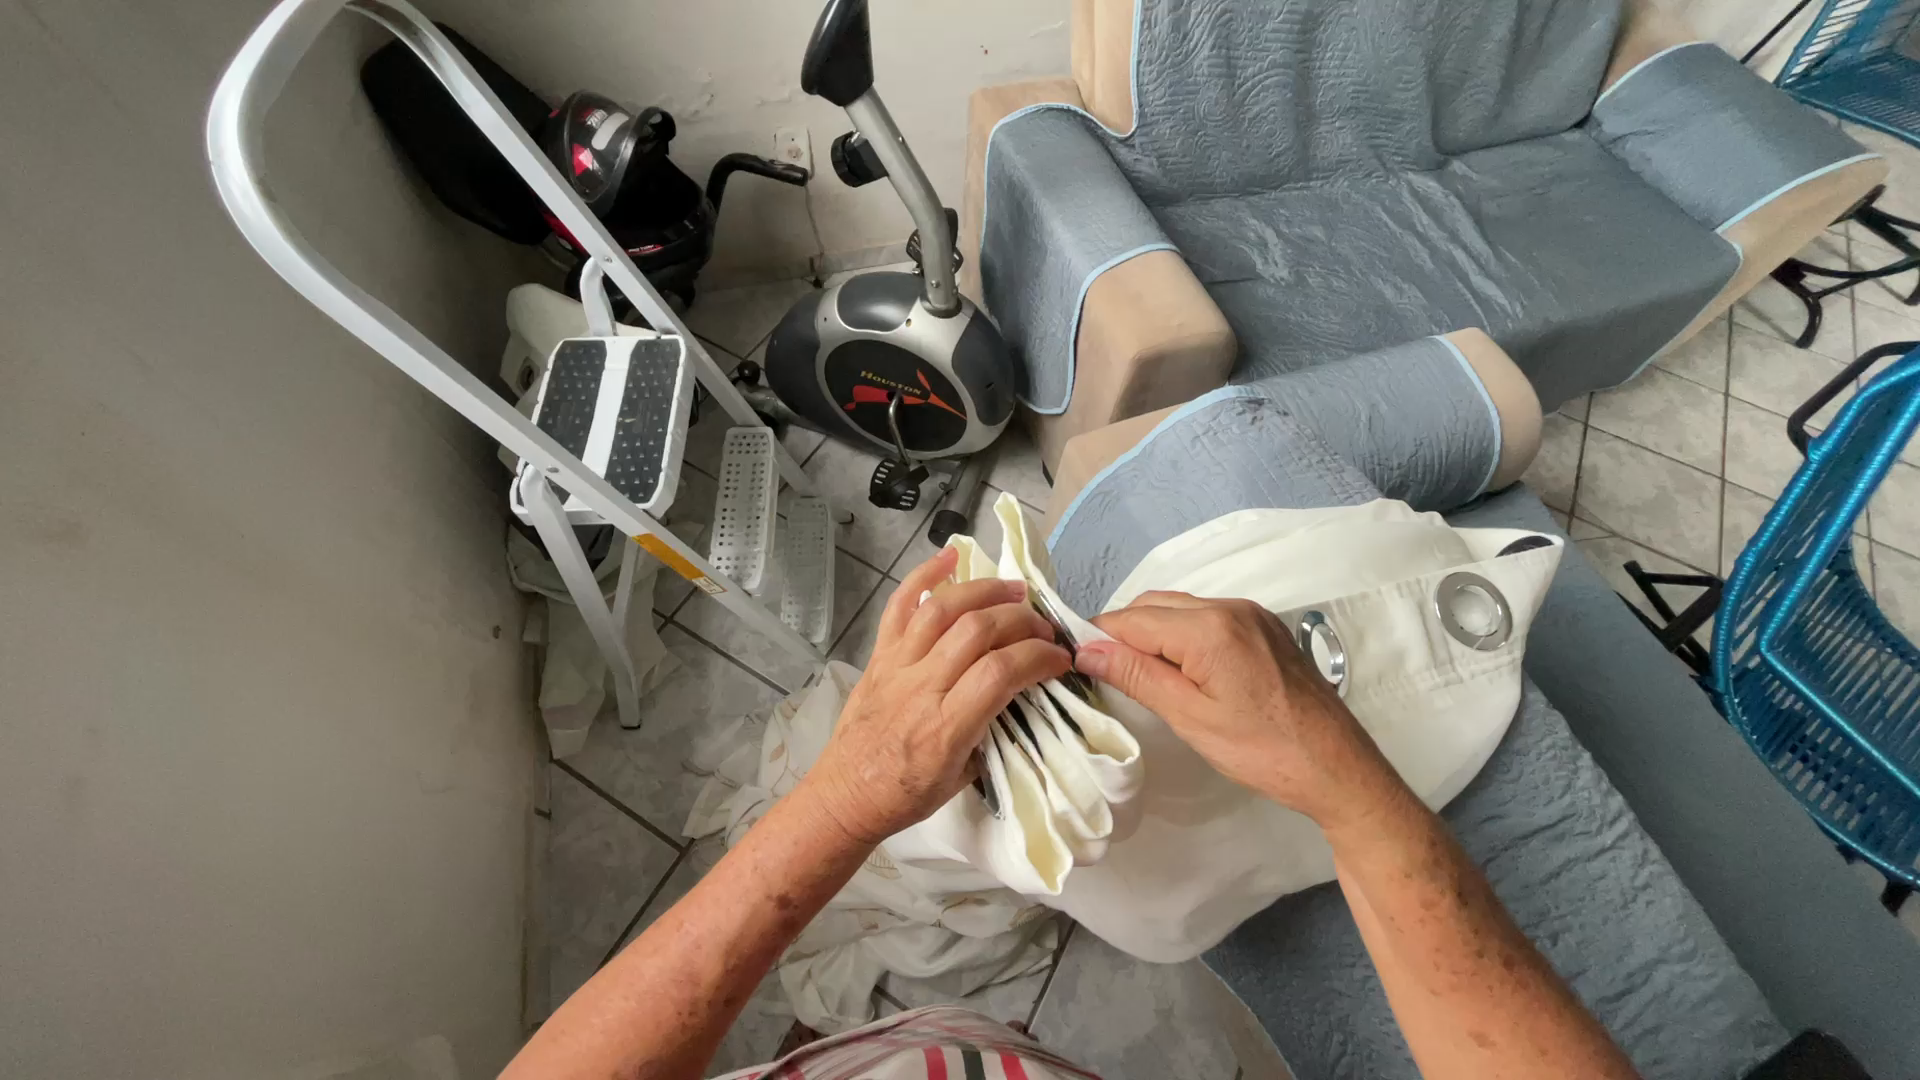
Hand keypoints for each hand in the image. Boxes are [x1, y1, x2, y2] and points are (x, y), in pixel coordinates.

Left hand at [800, 548, 1072, 845]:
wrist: (847, 796)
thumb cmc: (908, 794)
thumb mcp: (964, 778)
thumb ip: (993, 731)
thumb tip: (1022, 691)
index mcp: (946, 727)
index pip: (1000, 673)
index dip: (1038, 657)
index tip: (1060, 659)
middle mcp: (921, 688)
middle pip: (976, 631)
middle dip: (1020, 619)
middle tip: (1043, 626)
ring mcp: (896, 666)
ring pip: (941, 610)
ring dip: (983, 591)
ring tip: (1014, 590)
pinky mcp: (879, 655)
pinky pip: (898, 606)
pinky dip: (923, 576)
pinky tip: (950, 557)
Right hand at [1074, 592, 1399, 828]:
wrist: (1339, 768)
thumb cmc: (1261, 751)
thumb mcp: (1189, 717)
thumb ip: (1136, 675)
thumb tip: (1085, 648)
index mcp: (1209, 627)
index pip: (1131, 618)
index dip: (1099, 638)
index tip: (1078, 664)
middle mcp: (1229, 607)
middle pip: (1153, 605)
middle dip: (1123, 633)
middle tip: (1108, 675)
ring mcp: (1250, 614)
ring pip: (1178, 608)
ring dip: (1151, 633)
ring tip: (1141, 675)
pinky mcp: (1263, 626)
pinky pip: (1205, 616)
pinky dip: (1180, 634)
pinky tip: (1179, 668)